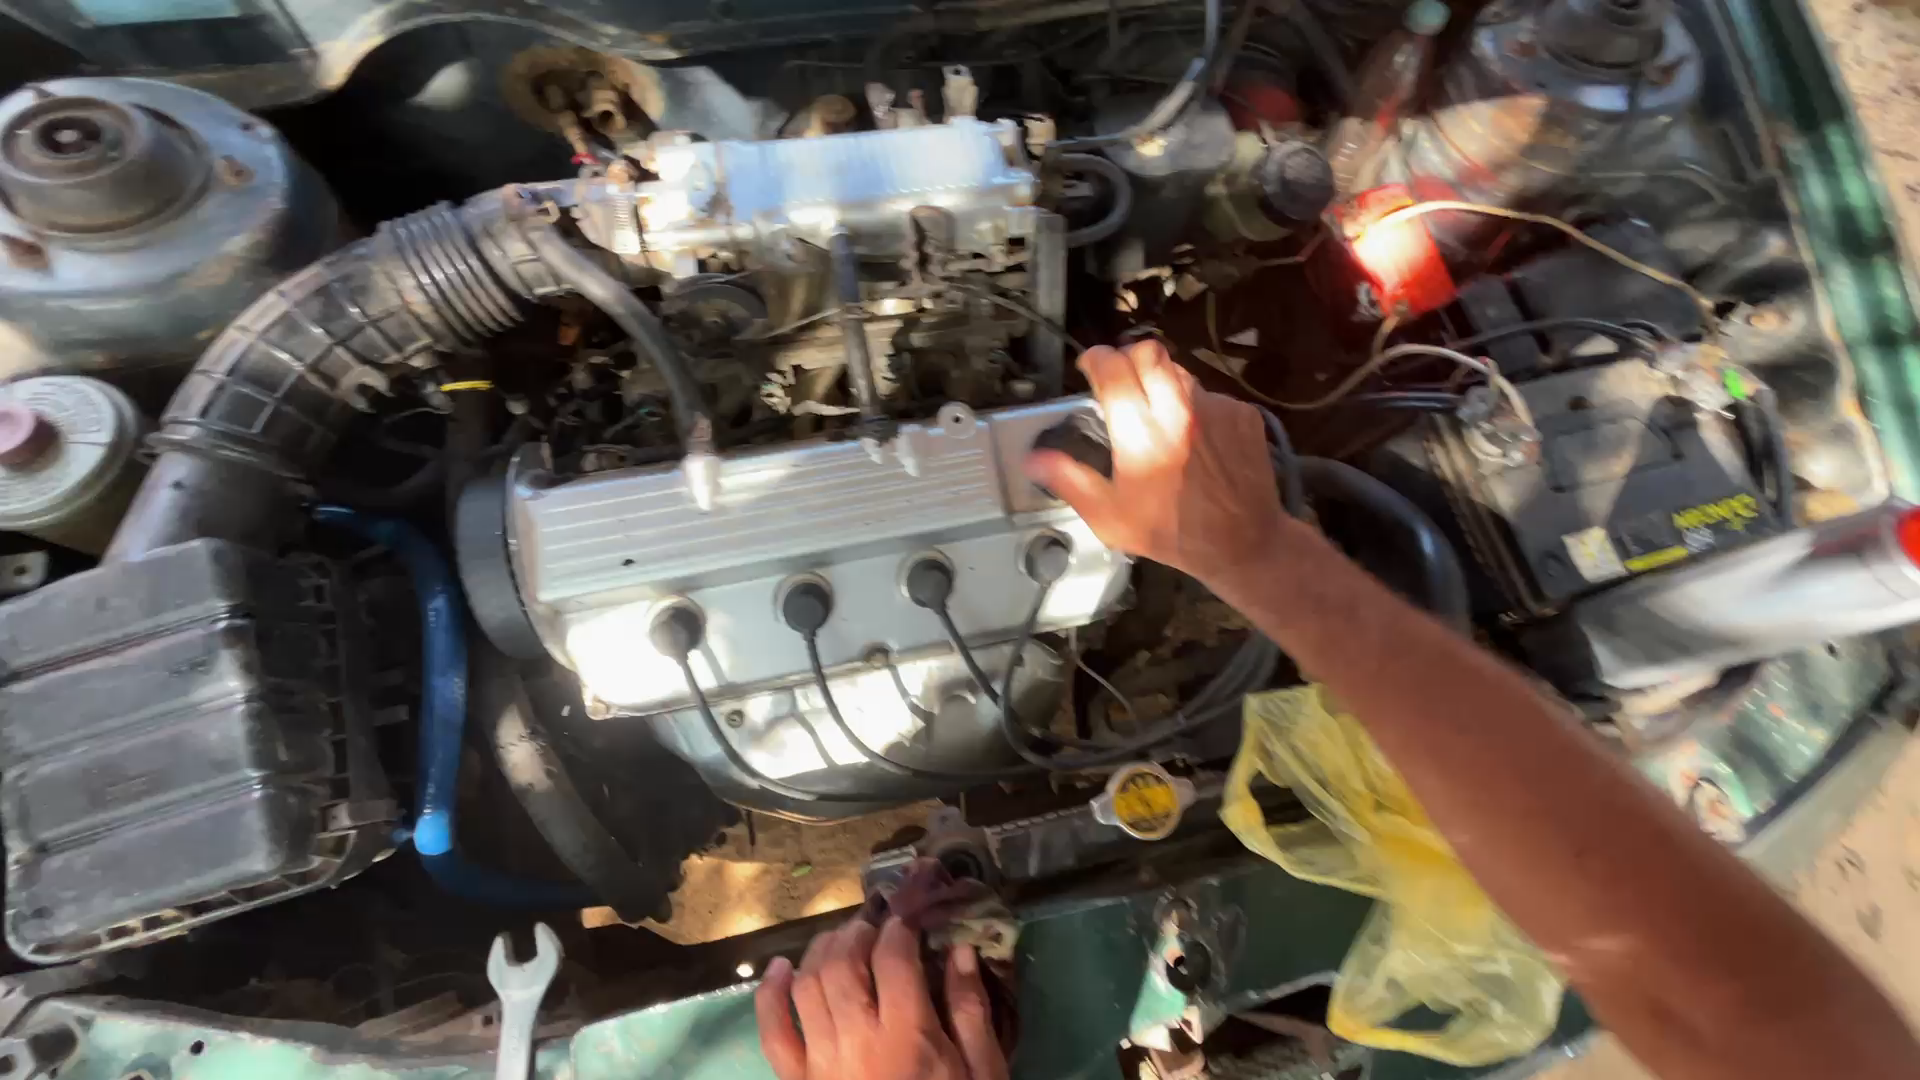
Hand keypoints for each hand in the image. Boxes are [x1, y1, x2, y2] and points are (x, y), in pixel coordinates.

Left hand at [755, 917, 1007, 1079]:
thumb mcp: (982, 1071)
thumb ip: (970, 1009)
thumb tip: (961, 948)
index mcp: (906, 1036)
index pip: (893, 956)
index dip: (899, 925)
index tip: (908, 916)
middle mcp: (856, 1041)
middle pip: (843, 962)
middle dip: (858, 930)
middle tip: (875, 926)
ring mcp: (820, 1063)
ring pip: (807, 984)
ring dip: (822, 950)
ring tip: (843, 940)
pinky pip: (773, 1032)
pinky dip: (770, 994)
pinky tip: (780, 967)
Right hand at [1025, 340, 1291, 589]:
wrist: (1243, 543)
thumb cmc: (1169, 532)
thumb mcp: (1109, 517)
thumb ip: (1069, 481)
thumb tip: (1033, 459)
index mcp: (1140, 435)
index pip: (1112, 369)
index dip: (1095, 359)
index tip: (1090, 366)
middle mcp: (1178, 411)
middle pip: (1148, 352)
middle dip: (1128, 358)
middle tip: (1121, 381)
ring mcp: (1215, 409)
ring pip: (1180, 370)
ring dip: (1161, 382)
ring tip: (1157, 413)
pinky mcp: (1242, 413)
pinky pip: (1210, 394)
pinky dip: (1194, 406)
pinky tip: (1193, 437)